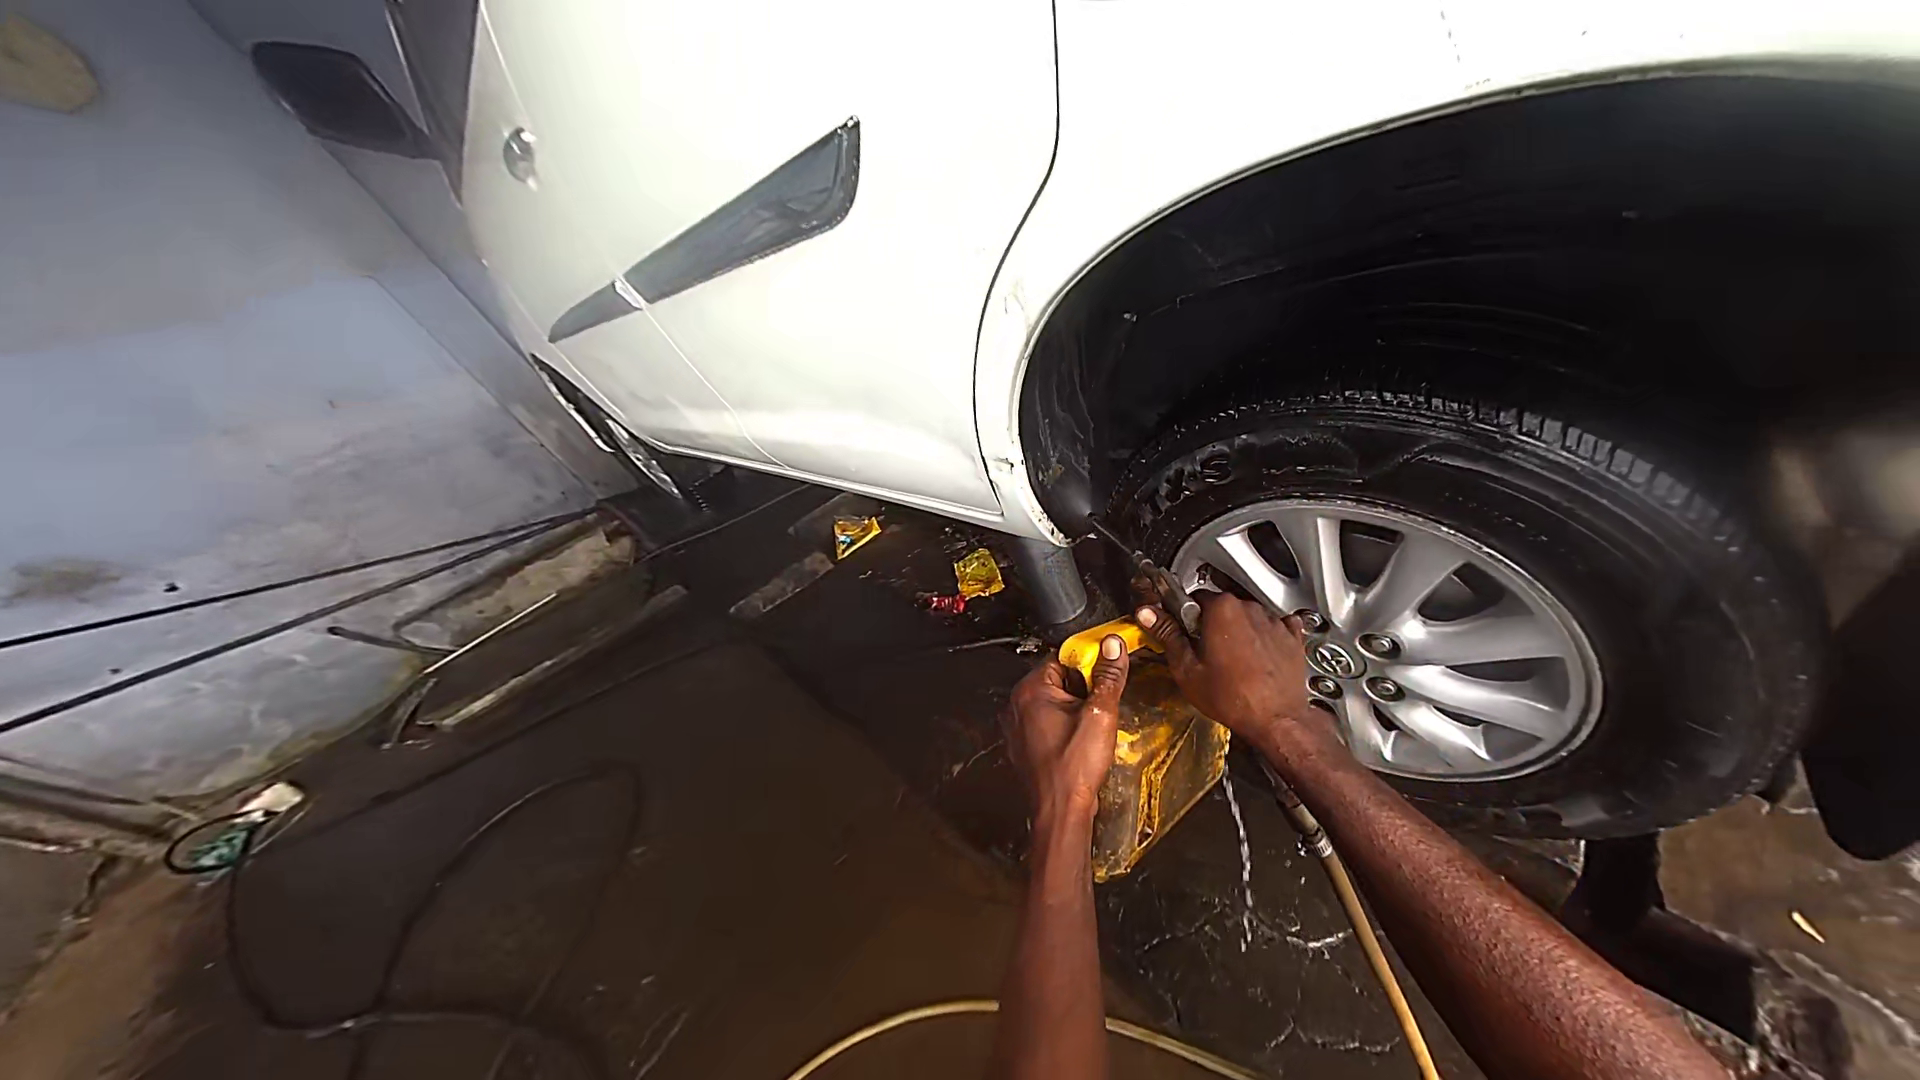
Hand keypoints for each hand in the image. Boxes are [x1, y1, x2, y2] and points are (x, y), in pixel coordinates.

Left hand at [1002, 636, 1129, 832]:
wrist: (1060, 810)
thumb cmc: (1073, 767)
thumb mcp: (1099, 714)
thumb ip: (1108, 676)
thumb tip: (1112, 647)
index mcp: (1030, 690)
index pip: (1060, 656)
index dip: (1086, 662)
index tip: (1104, 668)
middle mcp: (1017, 705)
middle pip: (1056, 678)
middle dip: (1082, 687)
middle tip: (1099, 703)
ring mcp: (1018, 726)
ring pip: (1053, 701)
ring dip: (1074, 707)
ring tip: (1091, 725)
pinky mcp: (1025, 744)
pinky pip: (1047, 722)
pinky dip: (1064, 725)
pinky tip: (1080, 741)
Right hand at [1136, 592, 1338, 758]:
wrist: (1276, 721)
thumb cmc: (1233, 698)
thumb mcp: (1186, 668)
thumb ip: (1167, 634)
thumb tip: (1148, 613)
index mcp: (1221, 609)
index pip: (1193, 597)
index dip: (1184, 615)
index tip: (1183, 631)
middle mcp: (1249, 608)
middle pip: (1220, 605)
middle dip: (1210, 623)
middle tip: (1203, 651)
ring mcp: (1273, 622)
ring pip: (1245, 615)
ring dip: (1236, 630)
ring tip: (1230, 659)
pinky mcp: (1291, 637)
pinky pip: (1274, 625)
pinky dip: (1263, 635)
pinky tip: (1256, 654)